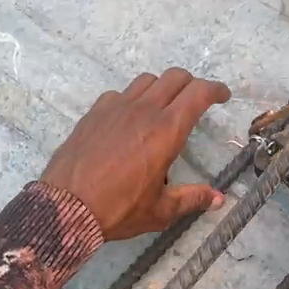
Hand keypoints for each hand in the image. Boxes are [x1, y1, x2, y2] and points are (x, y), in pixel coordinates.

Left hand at [41, 68, 231, 240]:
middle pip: (175, 78)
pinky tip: (128, 118)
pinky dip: (132, 99)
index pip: (198, 94)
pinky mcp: (94, 113)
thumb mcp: (160, 210)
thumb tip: (219, 199)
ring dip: (162, 87)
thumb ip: (192, 199)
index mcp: (166, 131)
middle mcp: (143, 111)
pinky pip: (119, 94)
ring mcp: (116, 107)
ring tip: (163, 106)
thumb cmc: (118, 209)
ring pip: (147, 81)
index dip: (215, 90)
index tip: (222, 96)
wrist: (65, 207)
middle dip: (192, 84)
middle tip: (196, 100)